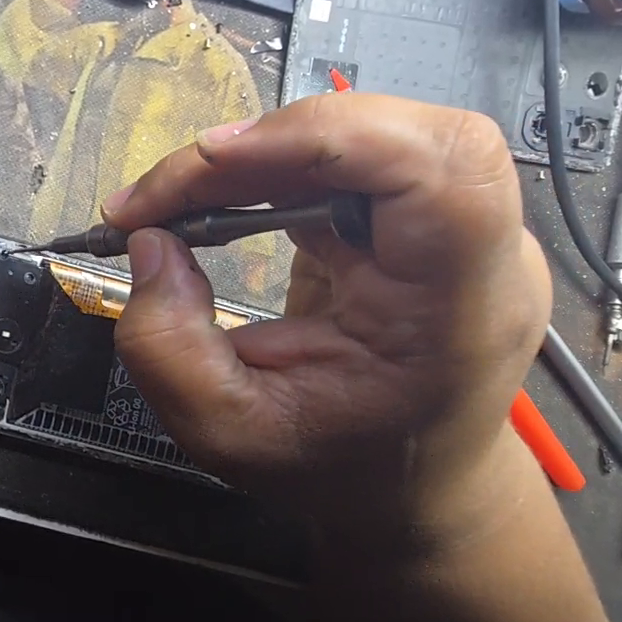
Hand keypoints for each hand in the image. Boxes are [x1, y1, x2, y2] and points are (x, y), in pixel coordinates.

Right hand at [105, 95, 551, 545]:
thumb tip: (150, 243)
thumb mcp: (220, 430)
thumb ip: (165, 346)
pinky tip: (208, 199)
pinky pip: (339, 161)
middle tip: (165, 194)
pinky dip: (260, 166)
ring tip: (169, 200)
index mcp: (452, 310)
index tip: (208, 161)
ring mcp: (445, 233)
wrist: (406, 486)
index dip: (320, 138)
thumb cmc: (329, 467)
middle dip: (266, 143)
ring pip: (362, 136)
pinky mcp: (405, 224)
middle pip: (397, 135)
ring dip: (251, 155)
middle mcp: (472, 255)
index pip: (436, 170)